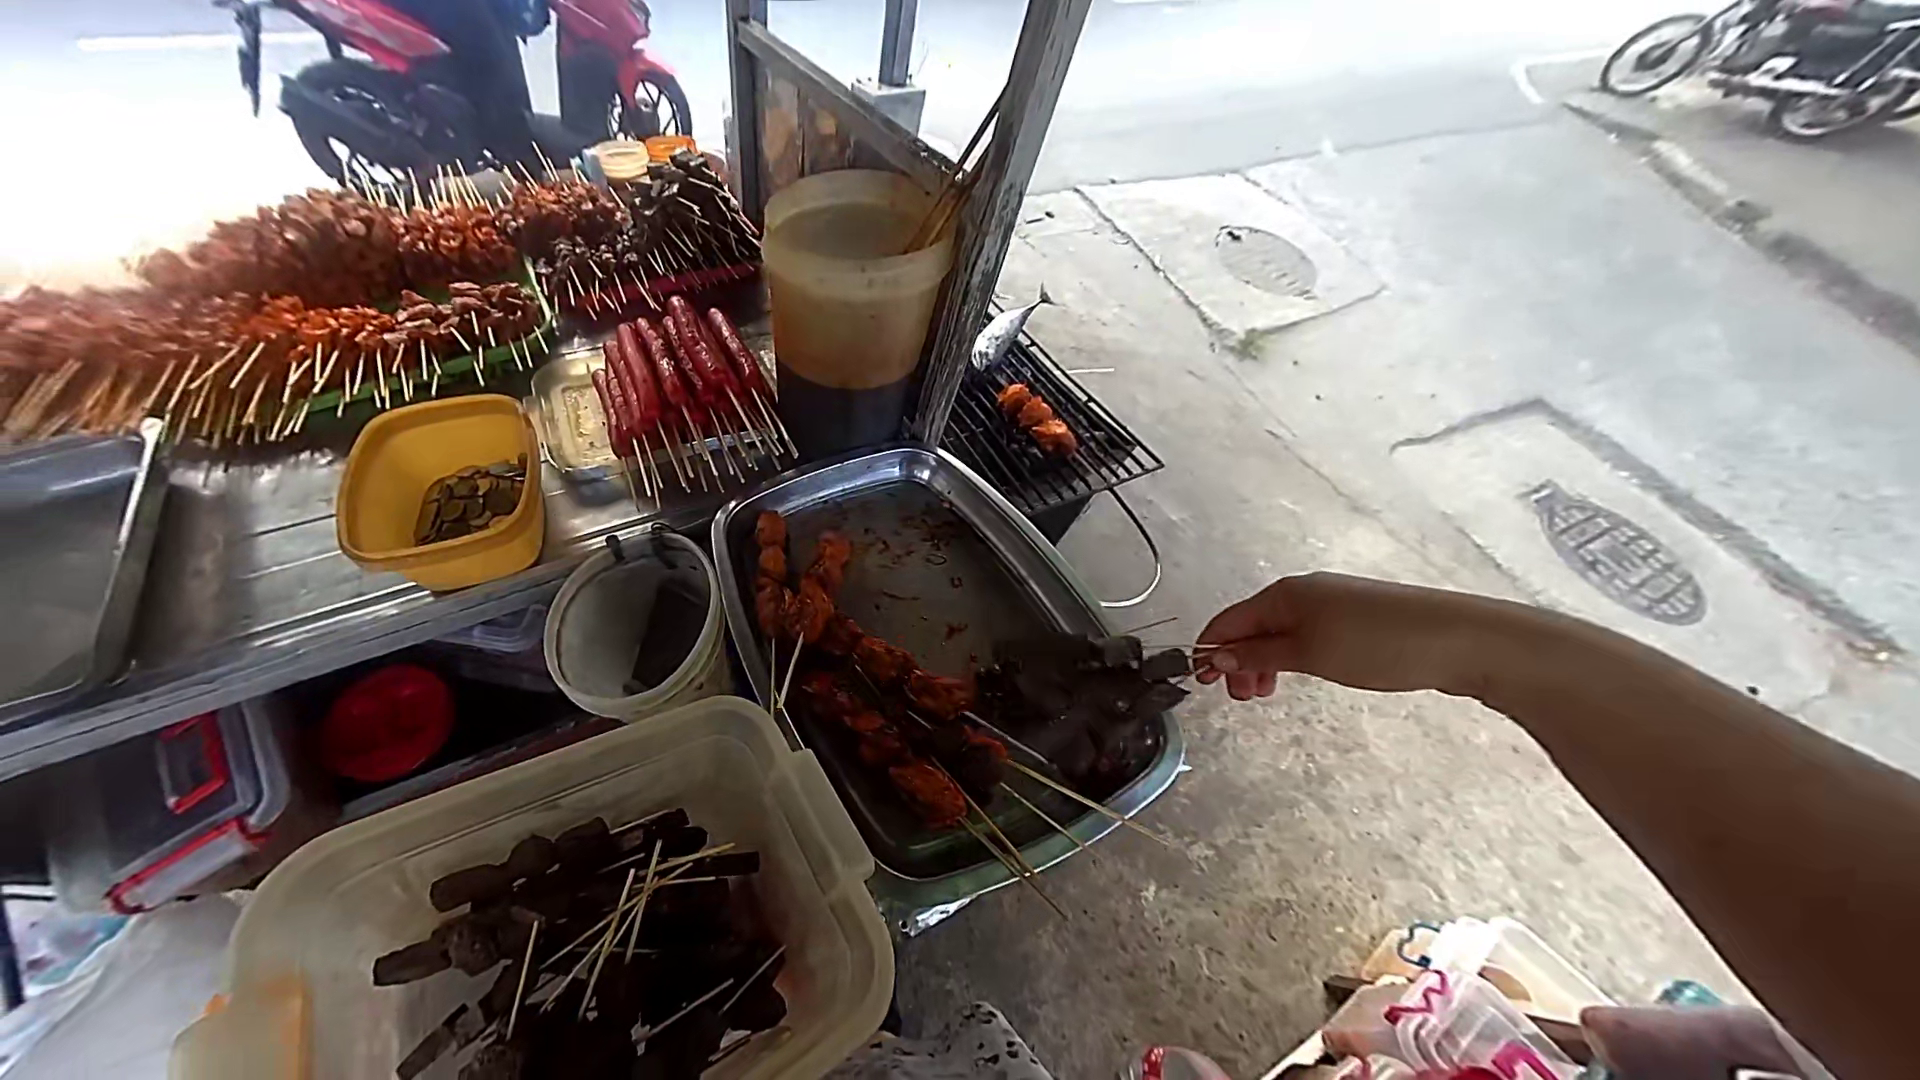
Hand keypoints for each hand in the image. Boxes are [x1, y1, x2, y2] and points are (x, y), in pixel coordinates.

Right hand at [1194, 573, 1510, 700]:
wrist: (1460, 639)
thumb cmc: (1376, 646)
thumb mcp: (1309, 654)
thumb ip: (1259, 655)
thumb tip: (1218, 655)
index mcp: (1282, 595)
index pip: (1229, 619)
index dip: (1209, 648)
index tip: (1202, 681)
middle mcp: (1299, 592)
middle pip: (1251, 626)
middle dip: (1237, 659)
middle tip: (1240, 697)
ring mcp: (1328, 602)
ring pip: (1276, 632)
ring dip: (1262, 661)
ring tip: (1264, 693)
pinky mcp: (1351, 616)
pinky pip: (1302, 634)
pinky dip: (1288, 656)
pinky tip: (1296, 673)